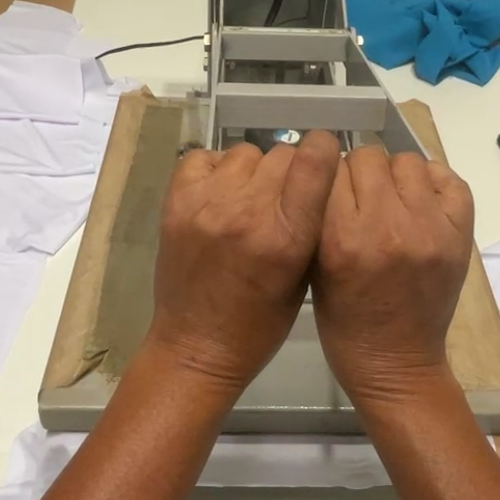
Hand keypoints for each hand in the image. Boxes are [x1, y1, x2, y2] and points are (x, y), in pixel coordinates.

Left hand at [147, 130, 340, 392]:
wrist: (196, 348)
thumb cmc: (261, 324)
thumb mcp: (305, 278)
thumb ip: (313, 224)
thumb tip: (319, 176)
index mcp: (287, 236)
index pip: (315, 160)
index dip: (323, 151)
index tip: (323, 158)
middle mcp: (247, 212)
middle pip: (282, 154)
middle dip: (289, 171)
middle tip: (281, 199)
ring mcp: (207, 205)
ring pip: (245, 153)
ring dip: (253, 171)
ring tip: (248, 200)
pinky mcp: (176, 203)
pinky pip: (203, 157)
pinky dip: (215, 169)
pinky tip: (219, 195)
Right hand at [313, 146, 474, 405]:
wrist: (397, 363)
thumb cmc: (344, 322)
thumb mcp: (313, 268)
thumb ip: (319, 217)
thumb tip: (332, 169)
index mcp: (342, 240)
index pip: (331, 170)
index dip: (327, 178)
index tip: (329, 192)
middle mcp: (388, 227)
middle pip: (368, 157)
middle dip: (358, 174)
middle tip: (360, 198)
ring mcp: (430, 229)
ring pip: (407, 162)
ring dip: (394, 176)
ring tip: (391, 202)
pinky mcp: (460, 234)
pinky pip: (448, 179)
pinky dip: (432, 184)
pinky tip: (419, 204)